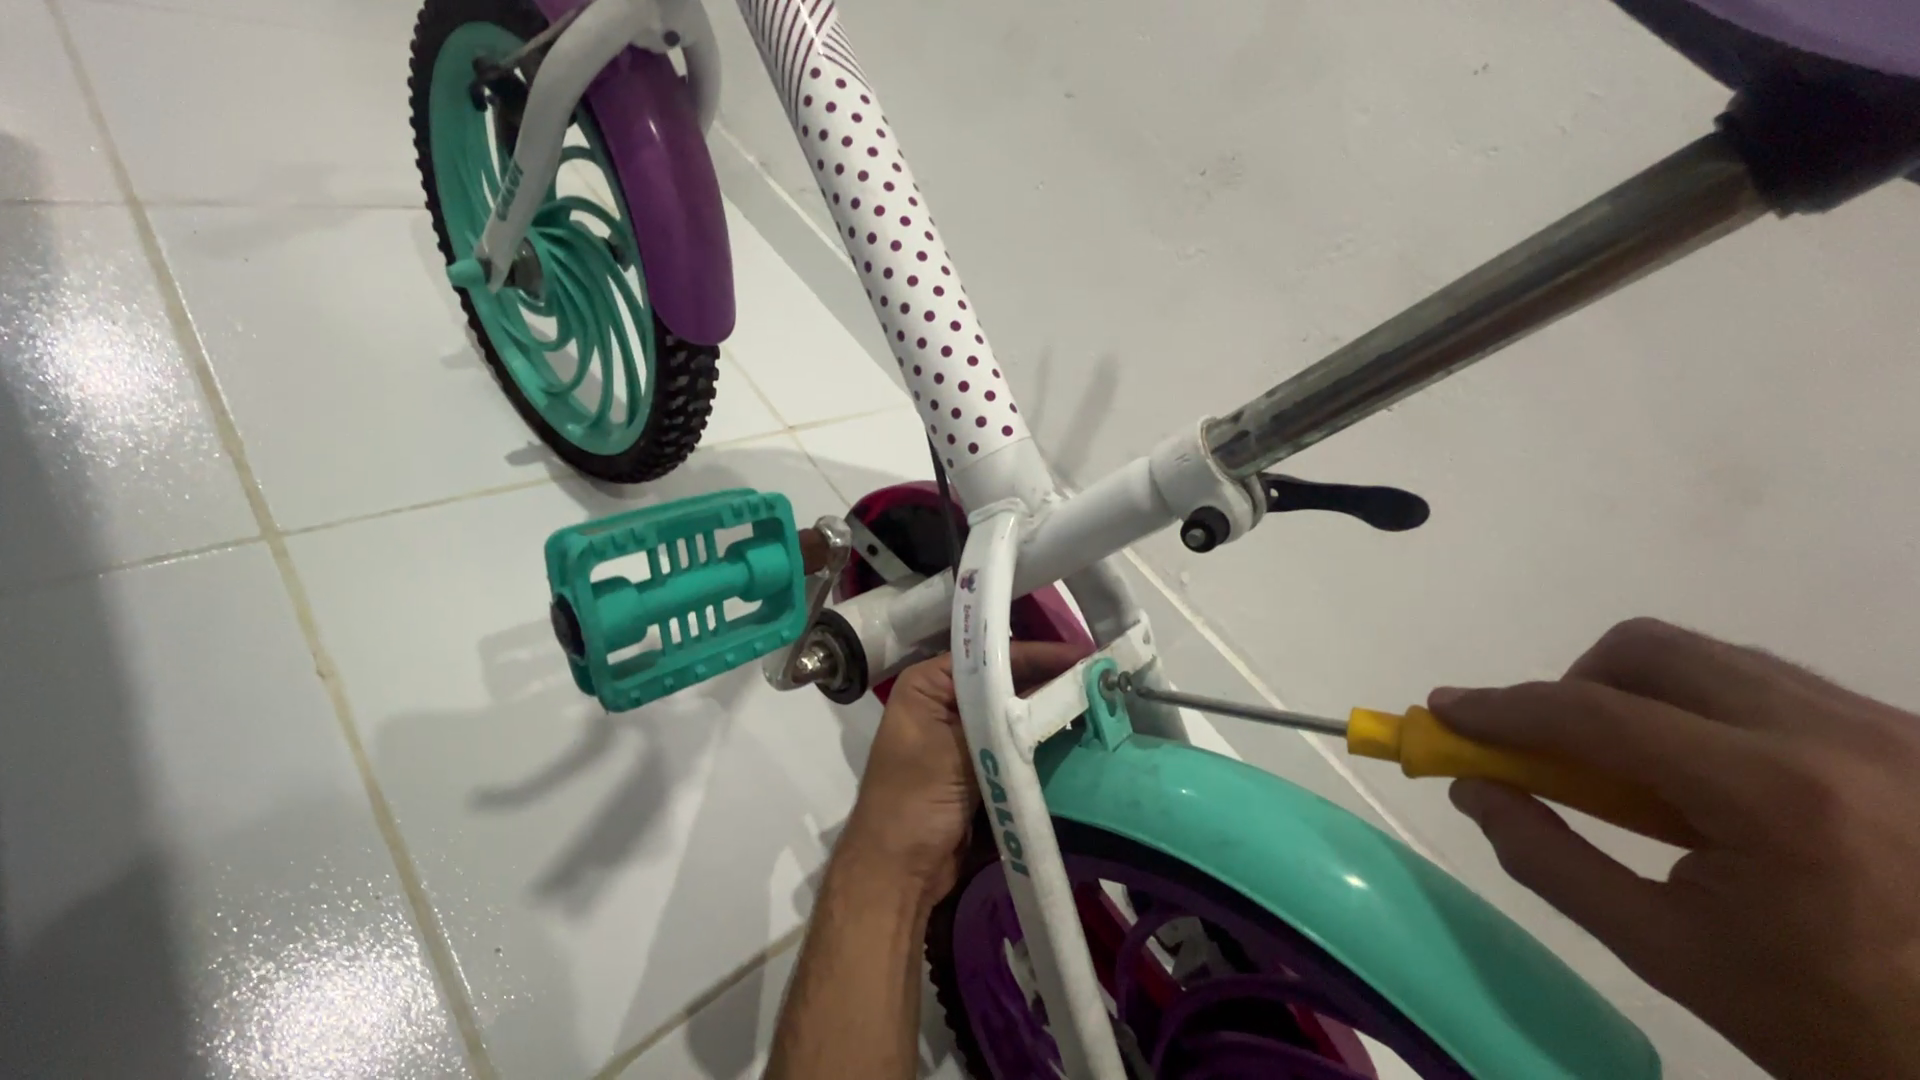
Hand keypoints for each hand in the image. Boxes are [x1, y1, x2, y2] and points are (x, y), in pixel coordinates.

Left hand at [840, 641, 1088, 907]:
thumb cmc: (915, 802)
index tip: (1084, 654)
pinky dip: (1041, 742)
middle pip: (1005, 683)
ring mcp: (961, 736)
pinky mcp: (978, 768)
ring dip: (1050, 712)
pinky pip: (1014, 745)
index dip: (1038, 654)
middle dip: (1049, 681)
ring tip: (1098, 701)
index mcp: (927, 685)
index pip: (989, 659)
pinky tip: (1078, 736)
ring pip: (1013, 714)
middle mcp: (943, 702)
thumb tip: (1063, 686)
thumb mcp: (961, 752)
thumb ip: (1007, 717)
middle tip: (1100, 678)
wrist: (898, 873)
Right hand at [1433, 618, 1919, 1079]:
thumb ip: (1548, 859)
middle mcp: (1837, 736)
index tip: (1446, 710)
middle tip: (1558, 750)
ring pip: (1709, 656)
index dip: (1504, 708)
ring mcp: (1886, 726)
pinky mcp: (1908, 731)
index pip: (1597, 714)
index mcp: (1777, 799)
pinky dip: (1703, 709)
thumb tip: (1471, 788)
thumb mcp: (1666, 950)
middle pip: (1651, 649)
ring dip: (1638, 693)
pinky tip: (1714, 780)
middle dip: (1575, 687)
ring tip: (1641, 771)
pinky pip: (1767, 682)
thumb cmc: (1830, 1019)